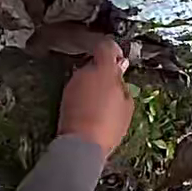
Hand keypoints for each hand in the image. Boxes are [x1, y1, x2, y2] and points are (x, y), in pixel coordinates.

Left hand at [58, 37, 132, 155]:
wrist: (81, 144)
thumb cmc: (109, 124)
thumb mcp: (127, 105)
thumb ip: (122, 83)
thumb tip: (119, 70)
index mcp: (103, 70)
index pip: (106, 46)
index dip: (114, 51)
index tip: (120, 62)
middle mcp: (85, 72)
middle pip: (96, 63)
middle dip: (105, 71)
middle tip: (115, 87)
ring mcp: (72, 83)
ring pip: (87, 76)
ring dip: (95, 83)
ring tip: (105, 103)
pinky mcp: (64, 96)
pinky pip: (79, 88)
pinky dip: (86, 93)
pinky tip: (93, 109)